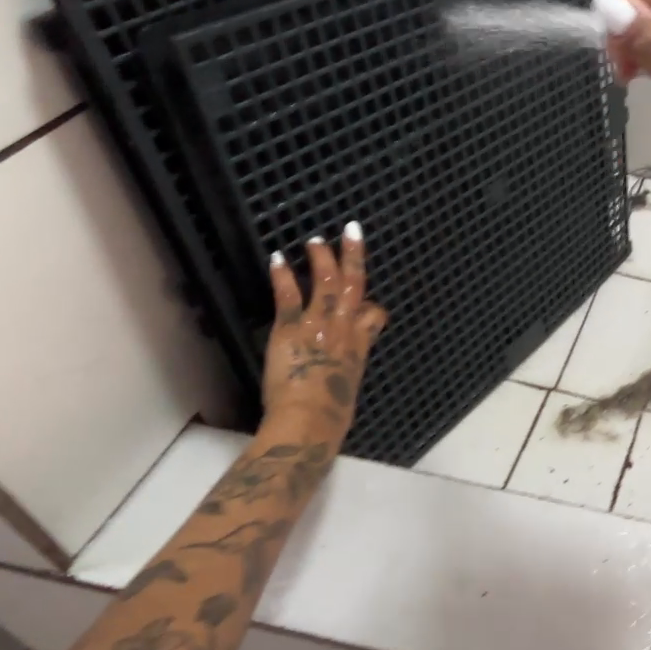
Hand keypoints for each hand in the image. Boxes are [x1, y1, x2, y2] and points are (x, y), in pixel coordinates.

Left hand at [263, 222, 388, 440]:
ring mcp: (320, 325)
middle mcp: (345, 329)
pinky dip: (283, 276)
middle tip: (352, 231)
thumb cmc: (329, 415)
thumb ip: (342, 376)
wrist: (311, 419)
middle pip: (355, 285)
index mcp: (359, 347)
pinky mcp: (292, 328)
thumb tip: (336, 381)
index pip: (374, 316)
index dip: (371, 306)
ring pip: (327, 283)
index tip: (368, 301)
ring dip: (321, 259)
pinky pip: (289, 296)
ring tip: (315, 241)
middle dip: (354, 256)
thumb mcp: (346, 392)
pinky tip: (276, 259)